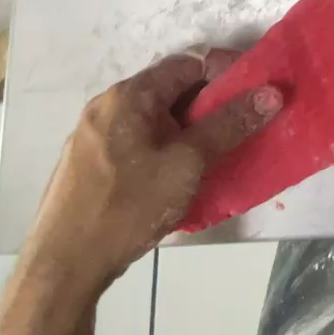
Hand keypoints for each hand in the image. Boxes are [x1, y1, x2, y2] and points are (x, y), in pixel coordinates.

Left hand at [25, 51, 282, 285]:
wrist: (61, 271)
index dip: (228, 71)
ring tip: (220, 150)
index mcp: (130, 95)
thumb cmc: (127, 207)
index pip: (190, 63)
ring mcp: (94, 136)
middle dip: (212, 102)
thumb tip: (272, 92)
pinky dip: (168, 145)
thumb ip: (230, 124)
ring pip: (157, 117)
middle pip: (173, 88)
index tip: (256, 92)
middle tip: (244, 123)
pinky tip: (183, 173)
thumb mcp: (189, 163)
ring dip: (191, 127)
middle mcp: (108, 106)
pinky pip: (140, 139)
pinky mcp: (90, 164)